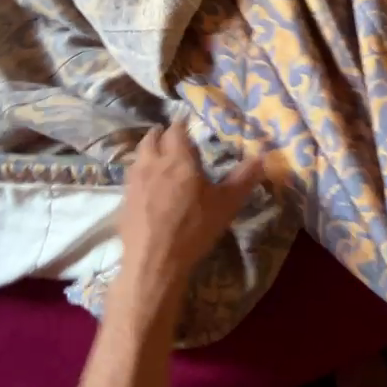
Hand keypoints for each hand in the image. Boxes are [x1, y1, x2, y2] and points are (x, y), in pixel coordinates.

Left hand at [114, 121, 262, 314]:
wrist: (153, 264)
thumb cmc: (193, 228)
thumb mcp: (227, 203)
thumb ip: (244, 178)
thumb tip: (263, 156)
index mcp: (178, 159)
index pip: (176, 130)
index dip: (181, 124)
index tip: (187, 122)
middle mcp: (152, 164)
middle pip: (150, 139)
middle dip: (160, 133)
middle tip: (170, 135)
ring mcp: (134, 184)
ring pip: (137, 157)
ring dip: (147, 151)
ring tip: (157, 156)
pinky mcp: (123, 204)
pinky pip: (130, 179)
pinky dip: (139, 174)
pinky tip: (146, 187)